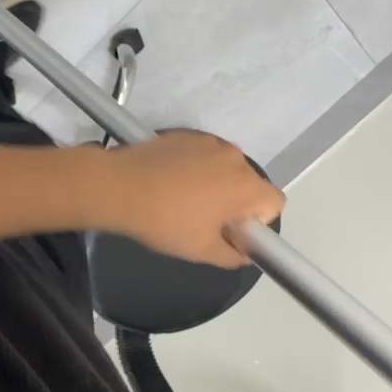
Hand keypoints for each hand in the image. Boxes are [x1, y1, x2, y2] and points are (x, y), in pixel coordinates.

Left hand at [101, 131, 285, 268]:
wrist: (117, 186)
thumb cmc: (164, 221)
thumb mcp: (201, 251)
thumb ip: (233, 256)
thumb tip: (242, 253)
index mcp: (247, 185)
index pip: (274, 203)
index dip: (257, 221)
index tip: (230, 230)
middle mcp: (234, 157)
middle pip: (248, 184)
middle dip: (233, 202)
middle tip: (201, 220)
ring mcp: (207, 142)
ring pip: (223, 168)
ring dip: (212, 184)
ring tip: (178, 201)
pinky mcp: (183, 135)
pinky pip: (200, 156)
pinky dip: (191, 169)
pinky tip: (166, 183)